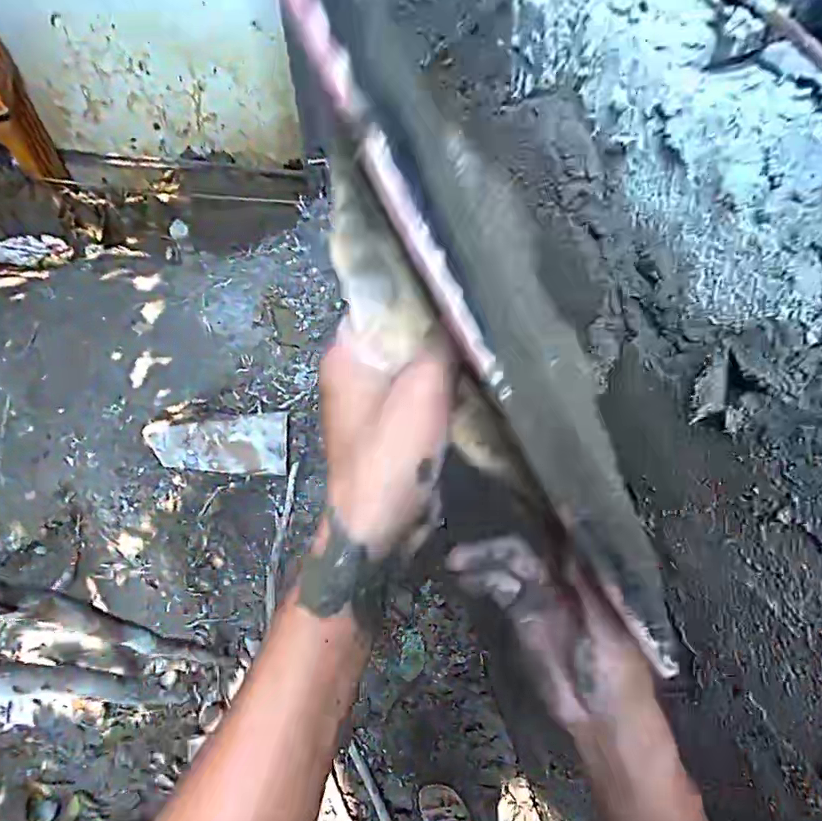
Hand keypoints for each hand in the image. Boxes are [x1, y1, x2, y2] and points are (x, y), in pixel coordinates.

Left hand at [317, 318, 454, 556]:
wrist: (378, 525)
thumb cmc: (392, 456)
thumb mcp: (422, 390)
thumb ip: (439, 346)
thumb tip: (455, 313)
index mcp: (344, 354)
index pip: (382, 303)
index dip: (421, 297)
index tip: (460, 295)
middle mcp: (349, 373)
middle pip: (399, 336)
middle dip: (435, 334)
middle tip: (476, 327)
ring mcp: (366, 403)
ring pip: (409, 368)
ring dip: (439, 367)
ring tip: (476, 355)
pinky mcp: (383, 428)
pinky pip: (413, 397)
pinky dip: (435, 395)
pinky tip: (464, 392)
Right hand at [448, 536, 656, 729]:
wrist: (604, 718)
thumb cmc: (618, 669)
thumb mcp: (607, 622)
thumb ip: (586, 577)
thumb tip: (574, 533)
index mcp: (589, 573)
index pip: (559, 535)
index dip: (534, 518)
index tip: (505, 503)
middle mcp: (563, 578)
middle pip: (525, 551)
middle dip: (493, 547)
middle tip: (461, 552)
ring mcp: (542, 597)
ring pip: (508, 568)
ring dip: (482, 562)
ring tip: (454, 563)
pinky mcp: (526, 618)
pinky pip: (502, 590)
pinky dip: (483, 581)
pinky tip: (464, 579)